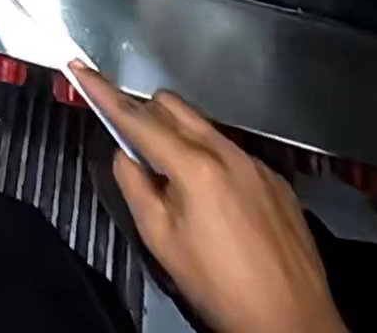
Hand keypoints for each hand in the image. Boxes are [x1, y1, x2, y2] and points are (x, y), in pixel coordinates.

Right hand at [72, 62, 345, 332]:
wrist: (294, 326)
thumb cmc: (218, 286)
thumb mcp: (160, 240)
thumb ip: (133, 184)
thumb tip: (125, 154)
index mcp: (193, 166)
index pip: (136, 118)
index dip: (104, 91)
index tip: (82, 68)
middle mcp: (226, 151)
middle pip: (171, 105)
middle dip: (146, 114)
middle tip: (139, 151)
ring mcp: (254, 162)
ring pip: (201, 124)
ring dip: (178, 136)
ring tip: (180, 184)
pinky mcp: (274, 178)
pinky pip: (230, 150)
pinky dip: (211, 159)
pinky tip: (219, 203)